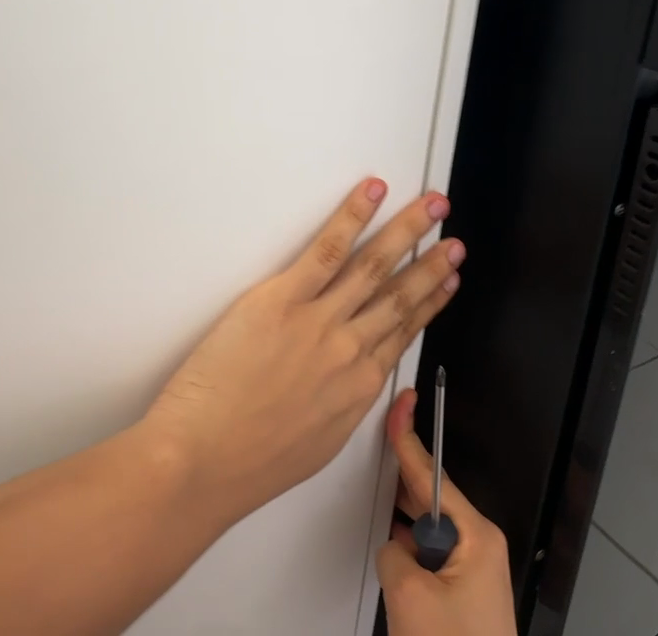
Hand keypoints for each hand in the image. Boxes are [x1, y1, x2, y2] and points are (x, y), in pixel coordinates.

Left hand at [140, 179, 464, 523]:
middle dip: (433, 265)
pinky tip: (371, 193)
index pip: (404, 331)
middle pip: (400, 296)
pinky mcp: (282, 300)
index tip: (448, 282)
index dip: (430, 302)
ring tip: (431, 207)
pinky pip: (326, 249)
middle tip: (454, 241)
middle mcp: (349, 349)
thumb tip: (350, 383)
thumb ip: (341, 406)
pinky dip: (352, 217)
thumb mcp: (316, 444)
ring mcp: (319, 321)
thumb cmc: (248, 464)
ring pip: (374, 266)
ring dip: (407, 231)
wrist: (202, 463)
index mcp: (358, 387)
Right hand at [377, 389, 516, 635]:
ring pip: (430, 530)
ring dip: (404, 523)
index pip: (434, 477)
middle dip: (404, 479)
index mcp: (476, 536)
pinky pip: (433, 556)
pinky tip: (394, 550)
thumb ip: (392, 554)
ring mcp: (475, 569)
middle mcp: (481, 545)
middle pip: (433, 498)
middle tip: (382, 448)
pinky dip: (411, 551)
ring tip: (381, 501)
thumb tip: (394, 548)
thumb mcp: (409, 596)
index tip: (404, 406)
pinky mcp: (464, 591)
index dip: (411, 440)